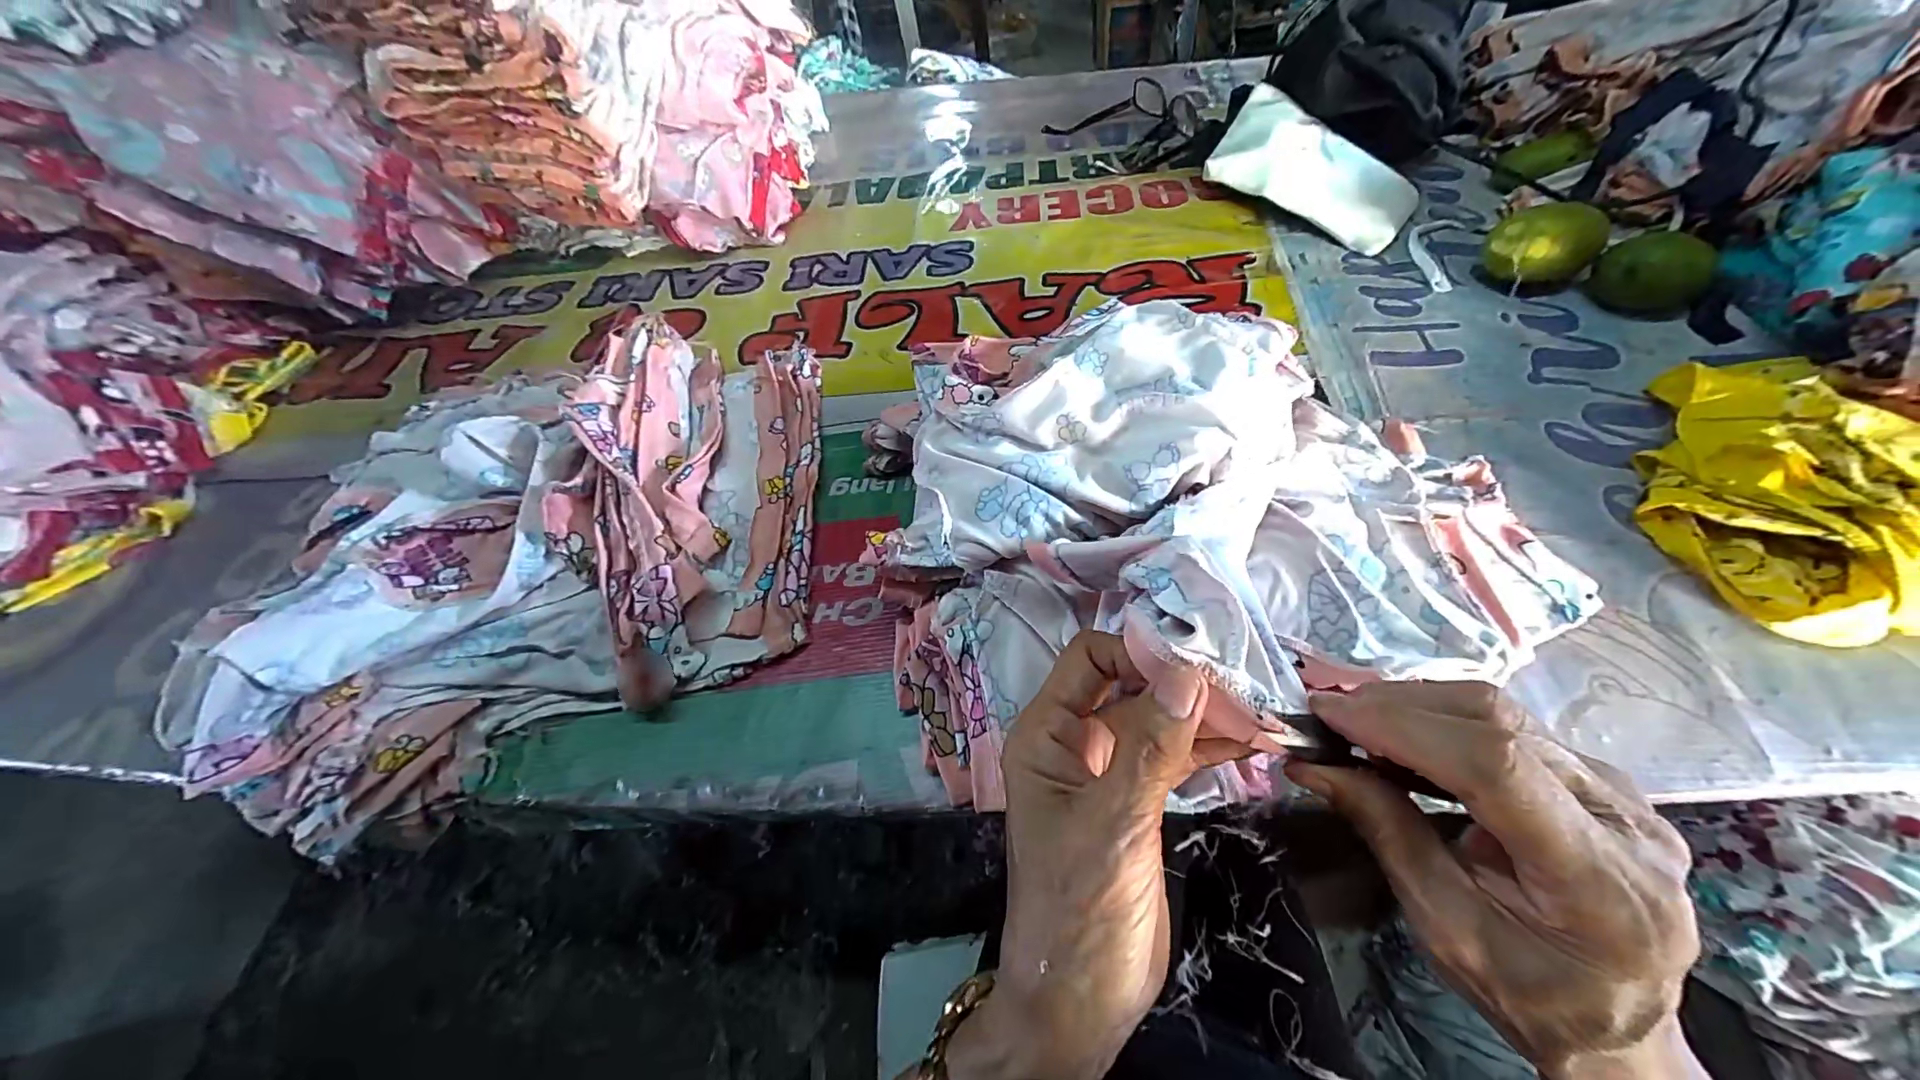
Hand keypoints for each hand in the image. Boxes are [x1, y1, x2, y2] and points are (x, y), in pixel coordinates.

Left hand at [945, 631, 1240, 1079]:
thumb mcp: (1115, 822)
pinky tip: (1250, 744)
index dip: (1138, 652)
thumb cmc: (1080, 908)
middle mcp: (1074, 743)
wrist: (1080, 999)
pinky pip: (1172, 758)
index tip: (1199, 658)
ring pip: (1158, 723)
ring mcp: (1108, 772)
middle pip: (1130, 687)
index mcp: (1047, 734)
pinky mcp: (1137, 801)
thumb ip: (1150, 747)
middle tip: (1247, 684)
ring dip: (1204, 716)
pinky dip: (1207, 749)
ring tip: (1261, 712)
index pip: (1088, 660)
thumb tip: (1186, 670)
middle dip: (1182, 683)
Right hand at [1285, 682, 1704, 1079]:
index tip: (1327, 715)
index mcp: (1599, 878)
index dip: (1402, 728)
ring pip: (1500, 713)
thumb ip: (1386, 833)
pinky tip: (1400, 738)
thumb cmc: (1529, 992)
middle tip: (1328, 715)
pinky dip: (1438, 720)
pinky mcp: (1597, 778)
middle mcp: (1624, 819)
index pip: (1494, 766)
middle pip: (1497, 723)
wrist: (1617, 1023)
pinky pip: (1507, 726)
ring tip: (1355, 723)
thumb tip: (1314, 766)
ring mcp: (1619, 791)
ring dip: (1413, 706)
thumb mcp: (1444, 926)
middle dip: (1397, 707)